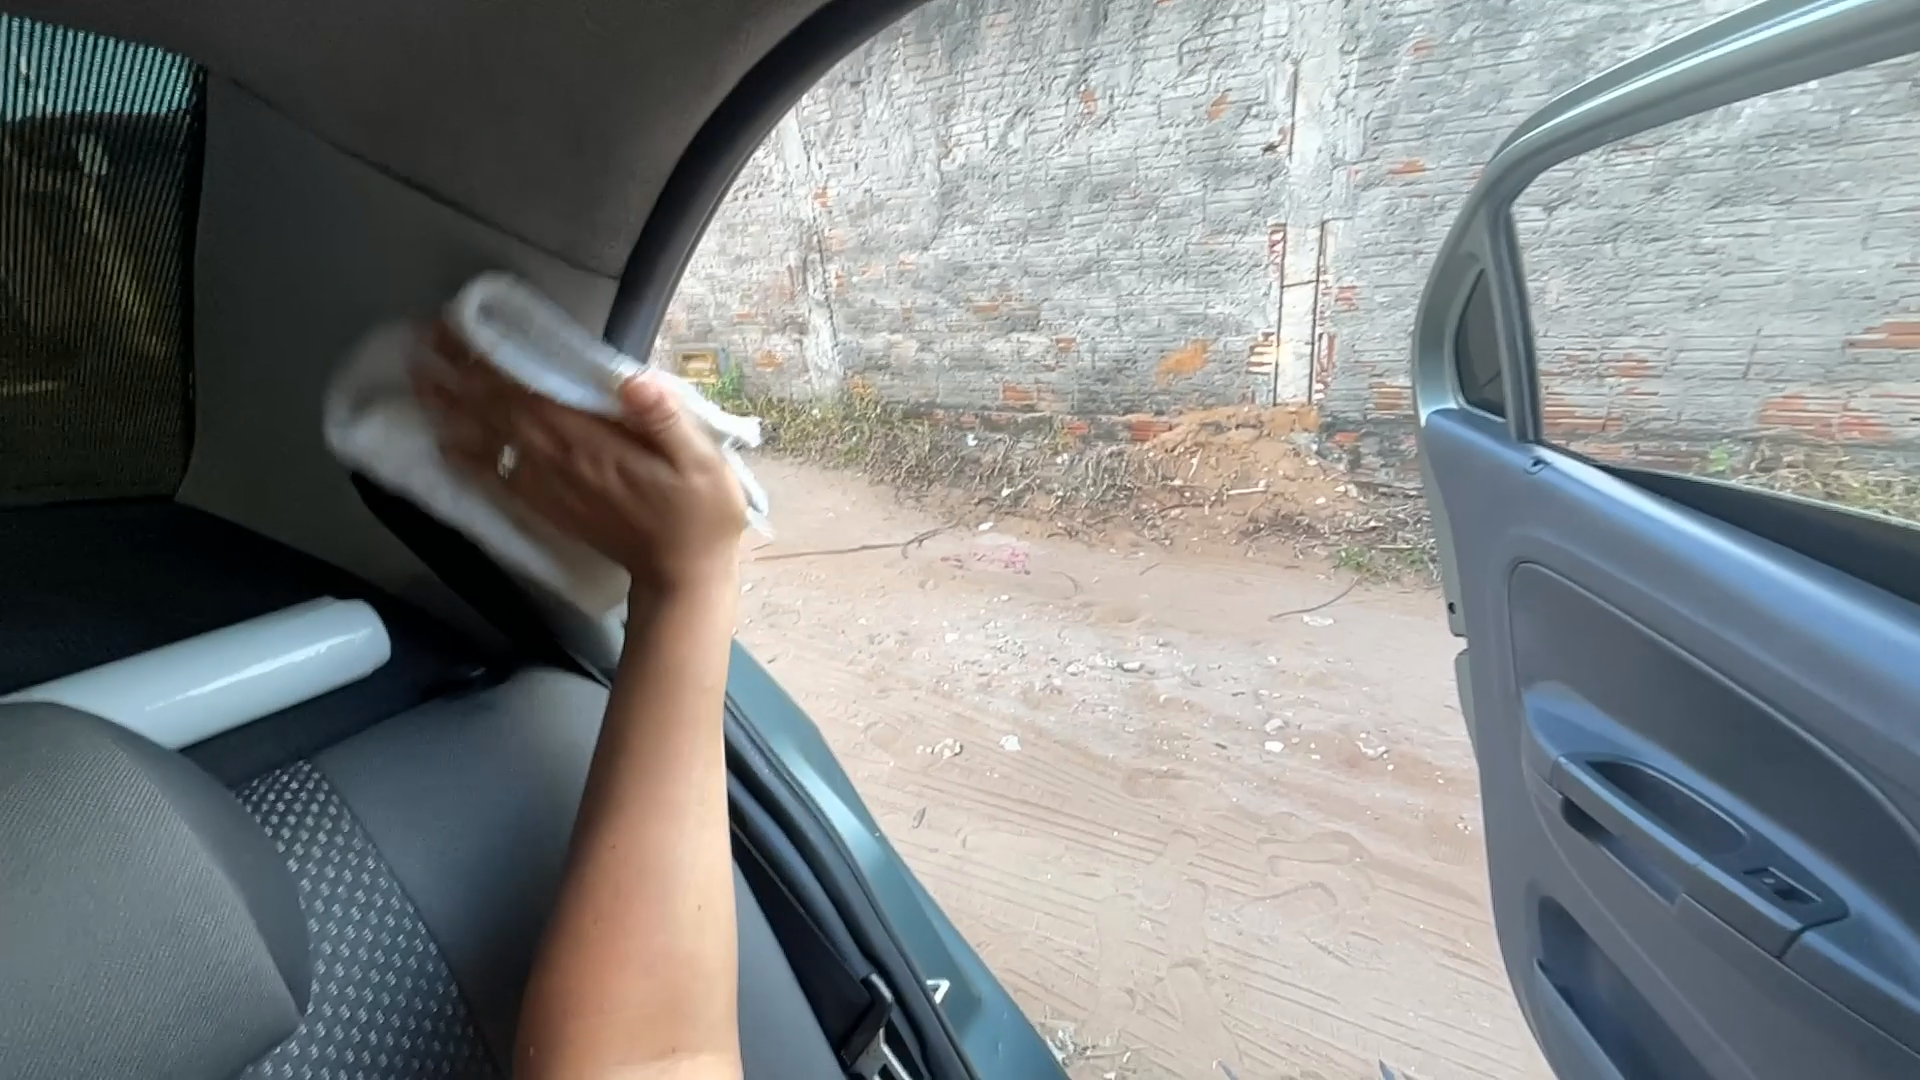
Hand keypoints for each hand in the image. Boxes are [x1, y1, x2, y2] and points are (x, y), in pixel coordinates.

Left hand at [412, 321, 747, 596]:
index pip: (530, 391)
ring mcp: (550, 487)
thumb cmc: (701, 514)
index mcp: (593, 443)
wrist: (683, 576)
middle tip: (421, 338)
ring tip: (419, 379)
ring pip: (489, 441)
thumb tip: (631, 378)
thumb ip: (666, 419)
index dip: (491, 358)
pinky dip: (468, 458)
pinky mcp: (550, 508)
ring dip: (452, 409)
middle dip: (459, 373)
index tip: (457, 325)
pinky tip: (447, 443)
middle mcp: (560, 462)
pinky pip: (497, 479)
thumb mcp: (703, 463)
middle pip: (498, 410)